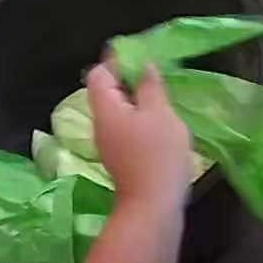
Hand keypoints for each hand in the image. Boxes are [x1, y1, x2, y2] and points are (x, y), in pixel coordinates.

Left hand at [87, 61, 191, 214]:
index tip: (140, 56)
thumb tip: (144, 66)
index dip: (117, 60)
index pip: (99, 74)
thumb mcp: (161, 113)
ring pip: (119, 113)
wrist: (154, 207)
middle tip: (155, 76)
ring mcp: (110, 145)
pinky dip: (141, 121)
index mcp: (106, 109)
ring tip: (162, 100)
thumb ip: (151, 86)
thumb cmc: (158, 155)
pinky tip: (162, 126)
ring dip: (137, 102)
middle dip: (128, 81)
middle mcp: (101, 125)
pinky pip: (127, 130)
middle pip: (107, 93)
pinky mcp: (122, 160)